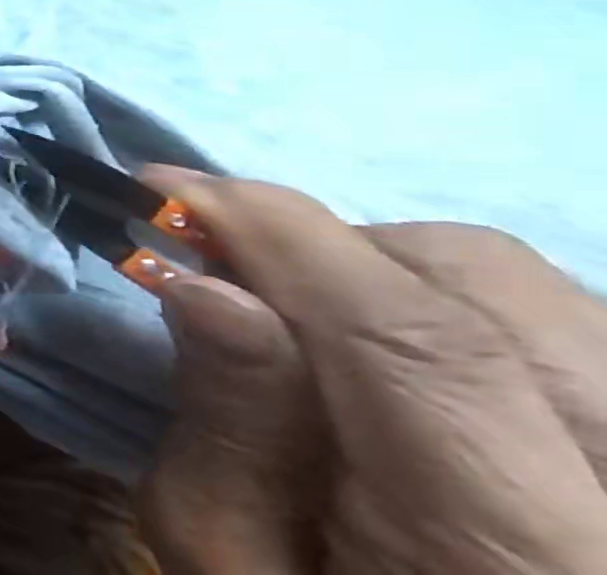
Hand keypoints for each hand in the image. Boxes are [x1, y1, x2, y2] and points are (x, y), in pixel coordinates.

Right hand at [139, 168, 606, 573]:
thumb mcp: (227, 558)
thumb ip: (223, 428)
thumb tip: (198, 284)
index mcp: (524, 559)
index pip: (409, 335)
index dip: (275, 231)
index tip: (161, 188)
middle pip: (491, 285)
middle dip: (322, 244)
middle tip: (224, 265)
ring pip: (540, 292)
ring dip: (385, 271)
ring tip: (306, 317)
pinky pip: (569, 326)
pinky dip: (451, 306)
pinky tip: (390, 357)